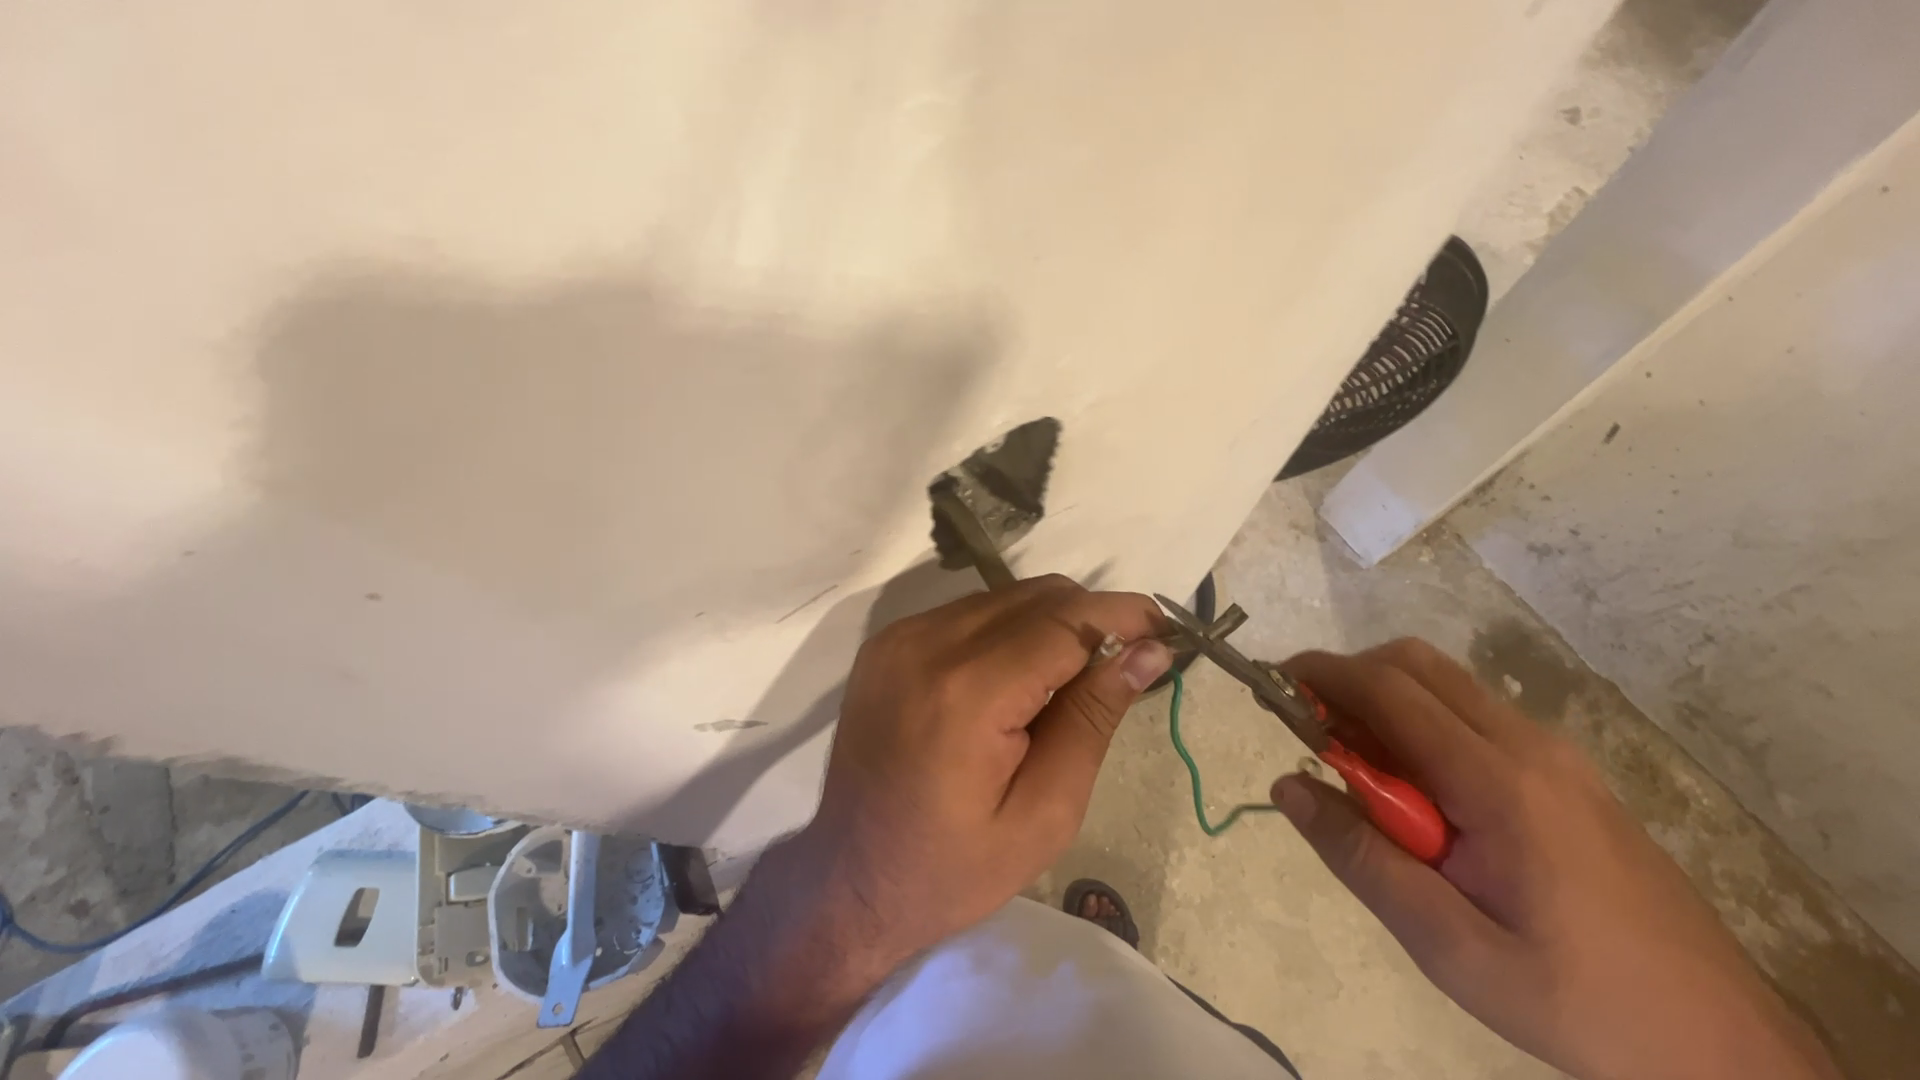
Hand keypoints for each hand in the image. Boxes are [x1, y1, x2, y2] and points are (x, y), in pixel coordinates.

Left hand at [582, 577, 1168, 1079]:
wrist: (850, 880)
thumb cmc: (954, 867)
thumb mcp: (1045, 811)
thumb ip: (1093, 718)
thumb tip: (1148, 650)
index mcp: (967, 692)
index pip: (1064, 620)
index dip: (1121, 617)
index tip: (1166, 630)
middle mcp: (926, 644)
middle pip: (1035, 596)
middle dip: (1090, 620)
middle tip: (1124, 667)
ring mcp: (898, 639)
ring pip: (1002, 597)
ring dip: (1049, 624)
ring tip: (1068, 685)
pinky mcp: (886, 645)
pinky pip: (967, 613)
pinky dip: (1006, 631)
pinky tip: (1016, 683)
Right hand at [1270, 640, 1836, 1079]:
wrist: (1718, 1040)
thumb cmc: (1573, 998)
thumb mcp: (1448, 947)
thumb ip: (1362, 859)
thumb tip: (1286, 786)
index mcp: (1500, 783)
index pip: (1389, 689)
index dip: (1320, 675)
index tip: (1271, 688)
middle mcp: (1531, 746)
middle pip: (1417, 665)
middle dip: (1349, 678)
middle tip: (1308, 733)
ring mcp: (1557, 756)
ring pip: (1448, 685)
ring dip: (1386, 701)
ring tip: (1356, 773)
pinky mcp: (1569, 775)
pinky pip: (1476, 717)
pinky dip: (1423, 724)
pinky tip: (1416, 796)